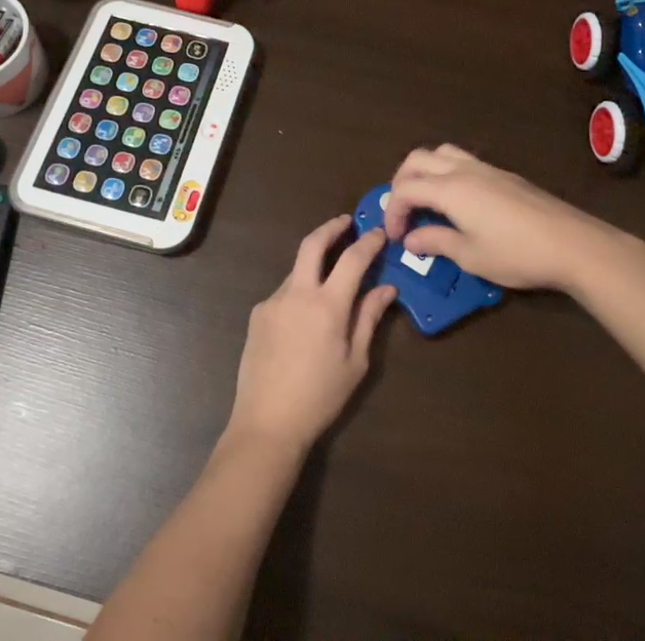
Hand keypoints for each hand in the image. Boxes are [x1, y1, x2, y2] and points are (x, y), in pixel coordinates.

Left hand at [224, 217, 396, 456]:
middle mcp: (296, 294)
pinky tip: (308, 315)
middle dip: (331, 228)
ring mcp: (272, 302)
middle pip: (312, 244)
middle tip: (347, 222)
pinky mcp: (257, 315)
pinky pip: (283, 293)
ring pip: (296, 270)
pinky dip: (300, 291)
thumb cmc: (321, 396)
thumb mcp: (356, 361)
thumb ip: (369, 318)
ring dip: (315, 265)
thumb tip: (386, 288)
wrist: (268, 421)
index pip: (353, 259)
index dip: (369, 242)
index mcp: (327, 306)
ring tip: (332, 279)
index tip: (380, 233)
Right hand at [384, 145, 629, 292]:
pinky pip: (463, 160)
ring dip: (424, 171)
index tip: (395, 238)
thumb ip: (436, 242)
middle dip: (401, 183)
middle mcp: (464, 170)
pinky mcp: (505, 176)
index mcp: (450, 190)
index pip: (405, 189)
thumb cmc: (517, 254)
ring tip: (425, 200)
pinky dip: (446, 173)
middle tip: (402, 212)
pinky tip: (457, 202)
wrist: (573, 244)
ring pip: (442, 153)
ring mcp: (487, 169)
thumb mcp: (470, 257)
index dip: (392, 212)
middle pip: (418, 159)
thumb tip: (411, 239)